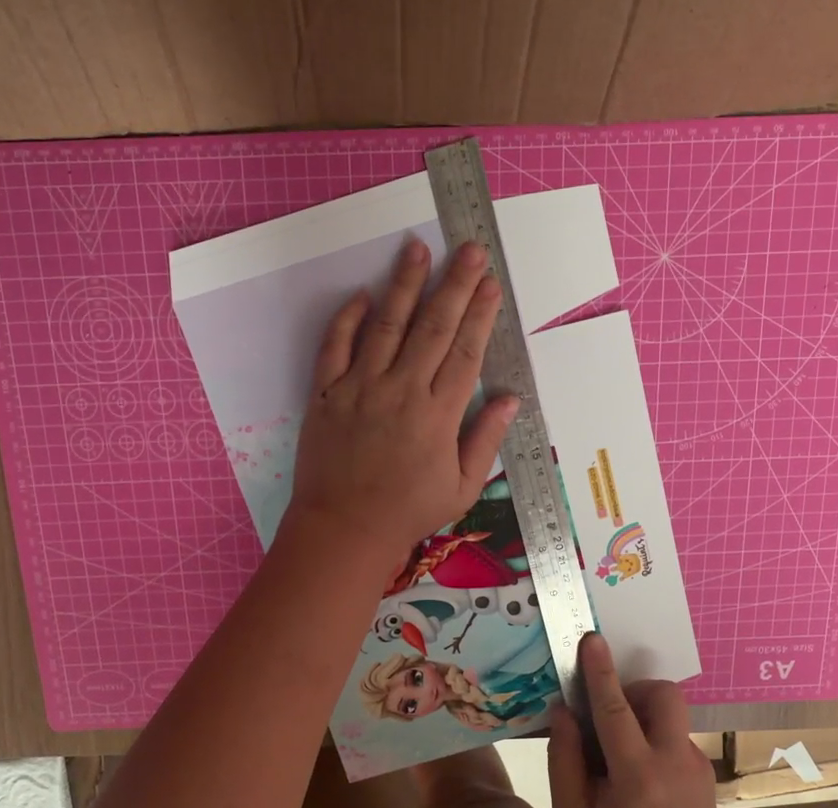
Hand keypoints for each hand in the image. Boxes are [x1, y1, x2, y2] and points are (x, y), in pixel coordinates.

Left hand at [287, 239, 518, 556]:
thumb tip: (511, 398)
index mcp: (438, 415)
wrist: (344, 529)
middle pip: (432, 327)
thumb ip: (485, 440)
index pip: (465, 352)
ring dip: (404, 285)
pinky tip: (362, 294)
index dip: (480, 313)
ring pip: (385, 325)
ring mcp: (360, 388)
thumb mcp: (461, 488)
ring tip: (416, 248)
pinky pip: (335, 346)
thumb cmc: (408, 512)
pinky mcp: (326, 394)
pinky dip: (347, 318)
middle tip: (468, 249)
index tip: (491, 283)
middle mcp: (401, 391)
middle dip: (454, 284)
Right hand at [547, 634, 720, 807]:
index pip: (616, 710)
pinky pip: (673, 733)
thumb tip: (564, 711)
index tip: (592, 640)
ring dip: (642, 716)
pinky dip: (652, 739)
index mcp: (637, 777)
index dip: (600, 672)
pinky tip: (641, 776)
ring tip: (622, 754)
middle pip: (663, 694)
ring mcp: (696, 764)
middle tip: (612, 713)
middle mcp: (673, 763)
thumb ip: (563, 758)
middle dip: (635, 688)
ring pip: (670, 713)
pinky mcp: (704, 768)